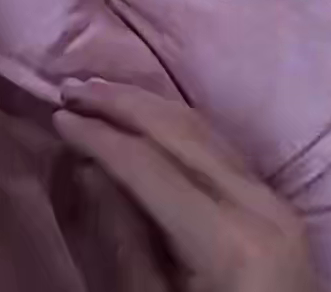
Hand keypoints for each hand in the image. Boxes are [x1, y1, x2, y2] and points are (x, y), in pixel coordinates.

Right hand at [54, 80, 316, 291]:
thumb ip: (123, 237)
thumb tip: (88, 166)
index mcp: (230, 242)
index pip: (149, 165)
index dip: (99, 136)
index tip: (57, 115)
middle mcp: (258, 204)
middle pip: (176, 130)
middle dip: (118, 102)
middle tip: (71, 88)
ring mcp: (271, 197)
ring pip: (198, 125)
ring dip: (142, 102)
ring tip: (97, 90)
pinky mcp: (272, 198)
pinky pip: (215, 141)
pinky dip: (172, 120)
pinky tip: (141, 110)